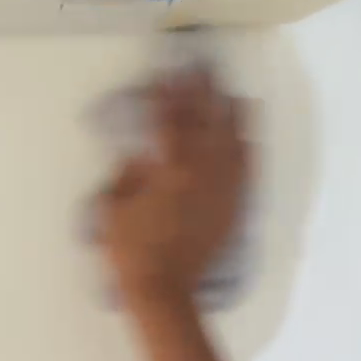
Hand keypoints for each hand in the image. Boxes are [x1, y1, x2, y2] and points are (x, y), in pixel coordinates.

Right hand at [95, 69, 249, 308]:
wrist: (163, 290)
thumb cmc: (130, 250)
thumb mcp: (114, 208)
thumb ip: (128, 175)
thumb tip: (140, 153)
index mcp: (169, 170)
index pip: (169, 120)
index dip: (166, 95)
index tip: (165, 74)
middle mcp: (203, 172)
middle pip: (206, 122)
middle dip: (201, 93)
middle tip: (200, 70)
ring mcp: (223, 189)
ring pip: (233, 140)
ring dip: (229, 113)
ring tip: (227, 93)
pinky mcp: (233, 206)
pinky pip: (247, 168)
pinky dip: (246, 146)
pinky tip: (244, 135)